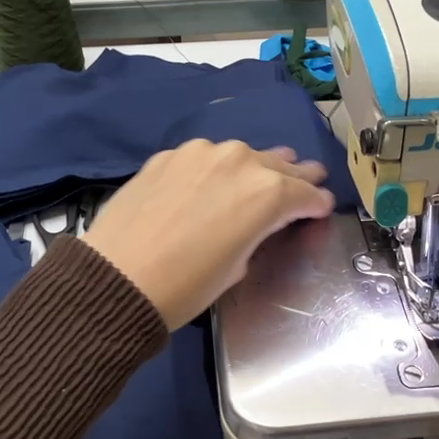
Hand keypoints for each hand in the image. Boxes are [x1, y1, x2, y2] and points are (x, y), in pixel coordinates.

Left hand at [82, 140, 334, 329]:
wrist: (117, 278)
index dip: (317, 202)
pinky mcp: (168, 156)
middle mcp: (240, 161)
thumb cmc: (187, 285)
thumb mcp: (239, 265)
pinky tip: (210, 180)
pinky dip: (214, 168)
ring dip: (253, 166)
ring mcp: (201, 153)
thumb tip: (259, 221)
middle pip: (278, 165)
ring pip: (240, 155)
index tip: (322, 206)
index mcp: (268, 192)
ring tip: (263, 171)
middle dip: (295, 174)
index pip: (305, 193)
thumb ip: (257, 231)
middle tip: (310, 174)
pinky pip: (203, 159)